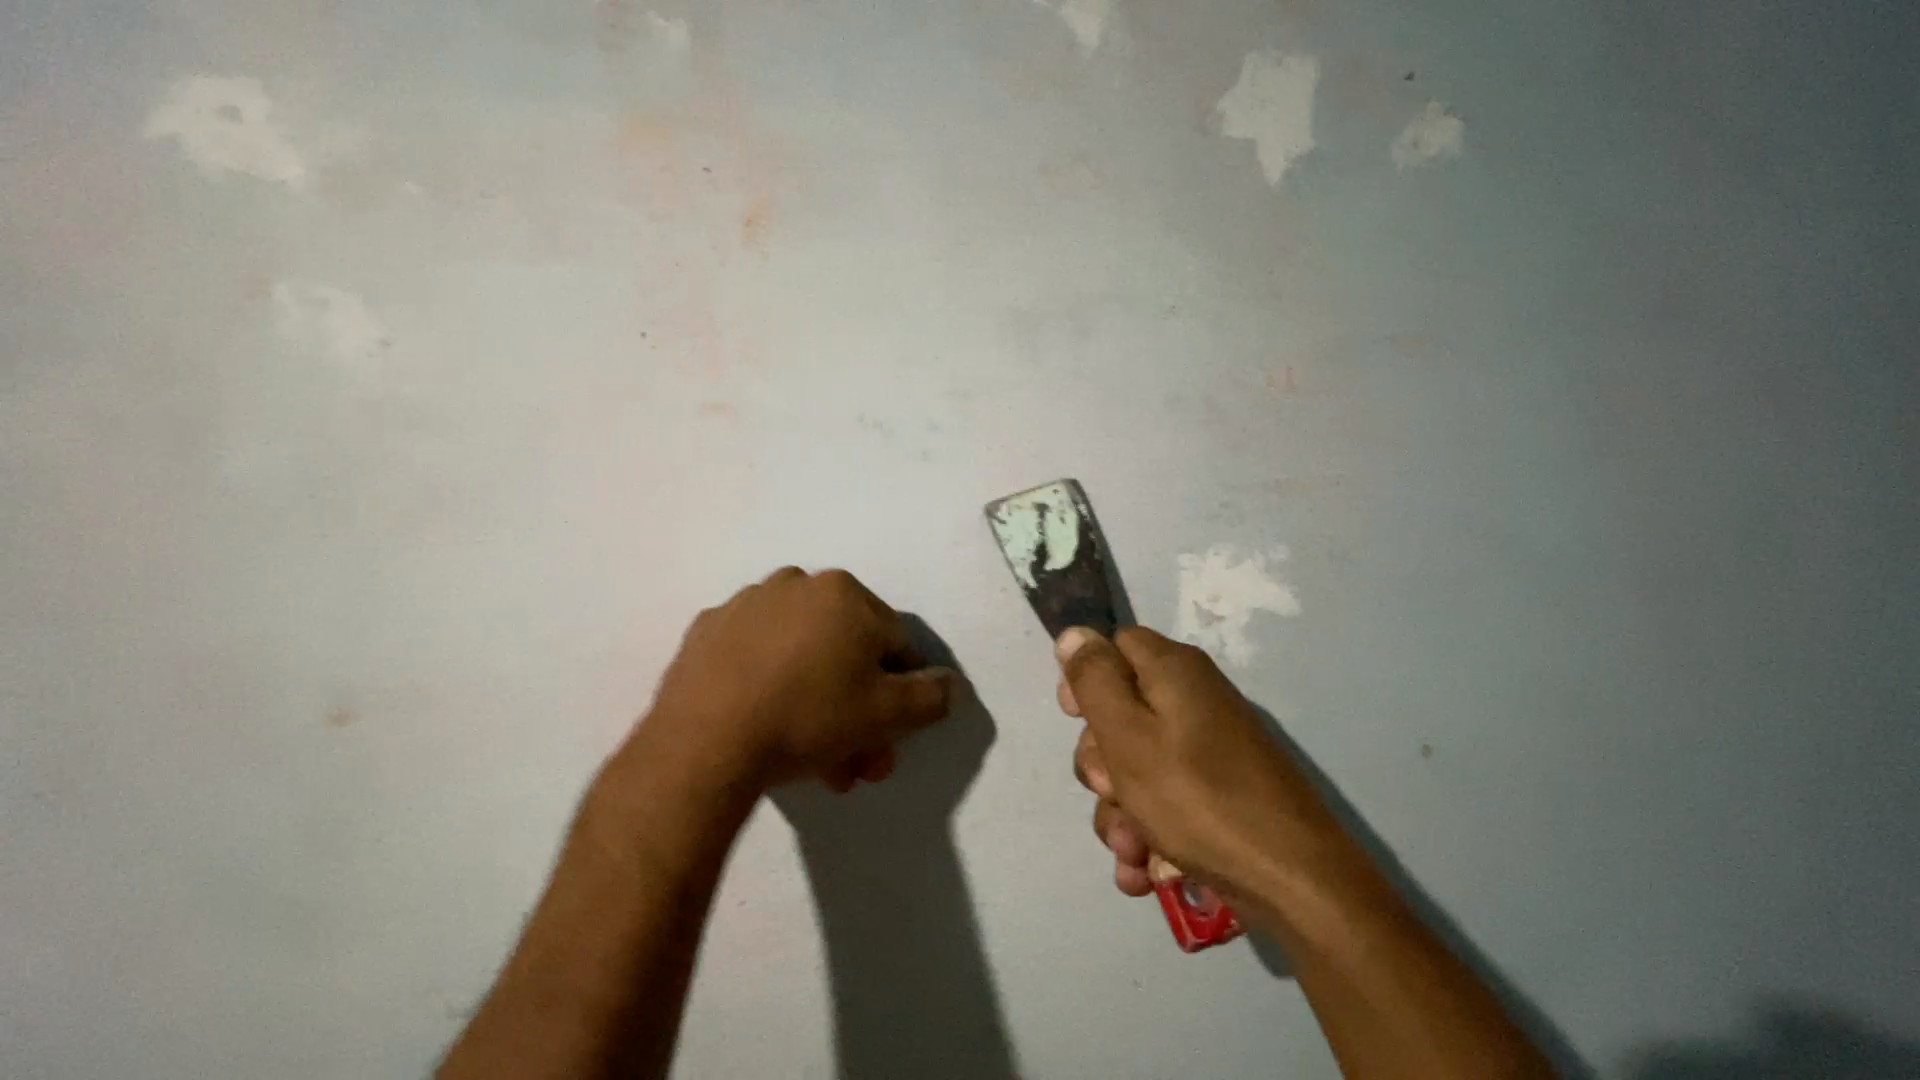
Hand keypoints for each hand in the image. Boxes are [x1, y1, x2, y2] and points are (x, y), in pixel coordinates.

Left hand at [644, 567, 956, 791]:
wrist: (706, 742)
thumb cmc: (809, 718)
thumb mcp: (887, 715)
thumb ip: (931, 696)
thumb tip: (951, 684)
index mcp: (845, 592)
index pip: (895, 645)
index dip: (899, 695)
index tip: (887, 740)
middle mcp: (797, 584)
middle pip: (844, 653)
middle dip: (856, 711)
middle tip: (852, 763)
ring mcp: (745, 605)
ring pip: (801, 656)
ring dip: (816, 702)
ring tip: (810, 758)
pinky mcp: (706, 631)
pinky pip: (755, 658)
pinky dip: (767, 685)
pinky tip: (763, 726)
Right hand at [1056, 626, 1340, 900]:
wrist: (1293, 879)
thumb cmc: (1198, 798)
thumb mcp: (1128, 735)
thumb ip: (1095, 681)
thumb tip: (1073, 632)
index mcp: (1174, 672)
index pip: (1116, 647)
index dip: (1088, 680)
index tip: (1075, 719)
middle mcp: (1193, 702)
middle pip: (1120, 715)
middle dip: (1101, 765)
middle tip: (1111, 792)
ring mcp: (1208, 752)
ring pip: (1135, 770)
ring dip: (1120, 814)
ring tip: (1133, 853)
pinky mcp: (1218, 795)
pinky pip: (1164, 804)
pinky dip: (1149, 836)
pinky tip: (1146, 873)